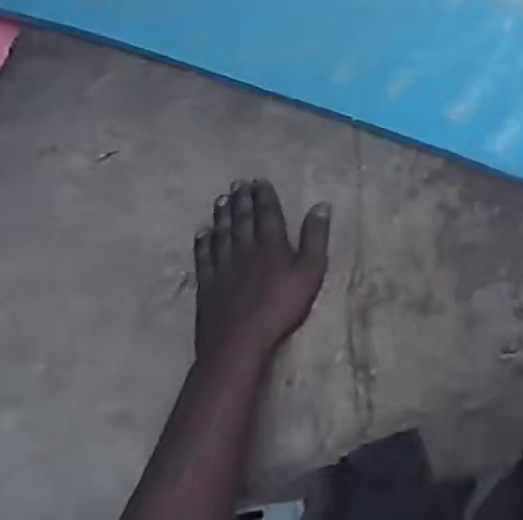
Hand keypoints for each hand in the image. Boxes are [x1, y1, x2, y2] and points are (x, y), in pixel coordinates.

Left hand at [193, 179, 330, 365]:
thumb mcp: (311, 270)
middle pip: (242, 219)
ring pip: (221, 234)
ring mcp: (222, 267)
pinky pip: (203, 257)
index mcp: (271, 244)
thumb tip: (321, 205)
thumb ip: (316, 237)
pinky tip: (202, 233)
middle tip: (237, 183)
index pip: (268, 213)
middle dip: (241, 200)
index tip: (259, 181)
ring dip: (221, 215)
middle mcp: (245, 249)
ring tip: (220, 200)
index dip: (264, 196)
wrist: (238, 343)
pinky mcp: (207, 285)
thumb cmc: (282, 305)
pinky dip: (203, 242)